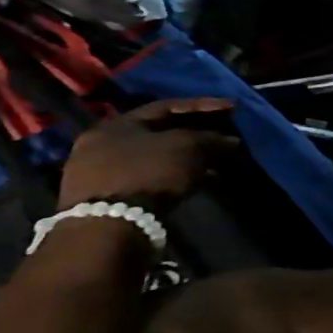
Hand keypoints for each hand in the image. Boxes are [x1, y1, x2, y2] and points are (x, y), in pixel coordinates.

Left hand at [57, 99, 239, 212]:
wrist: (108, 227)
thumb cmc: (148, 172)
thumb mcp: (188, 148)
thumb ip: (211, 139)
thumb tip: (231, 141)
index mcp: (115, 125)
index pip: (167, 107)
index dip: (203, 105)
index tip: (231, 107)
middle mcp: (103, 145)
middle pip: (161, 132)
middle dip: (197, 134)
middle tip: (223, 136)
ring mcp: (101, 173)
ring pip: (157, 157)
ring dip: (188, 159)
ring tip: (217, 163)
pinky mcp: (108, 198)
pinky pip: (151, 177)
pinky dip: (176, 176)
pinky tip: (198, 182)